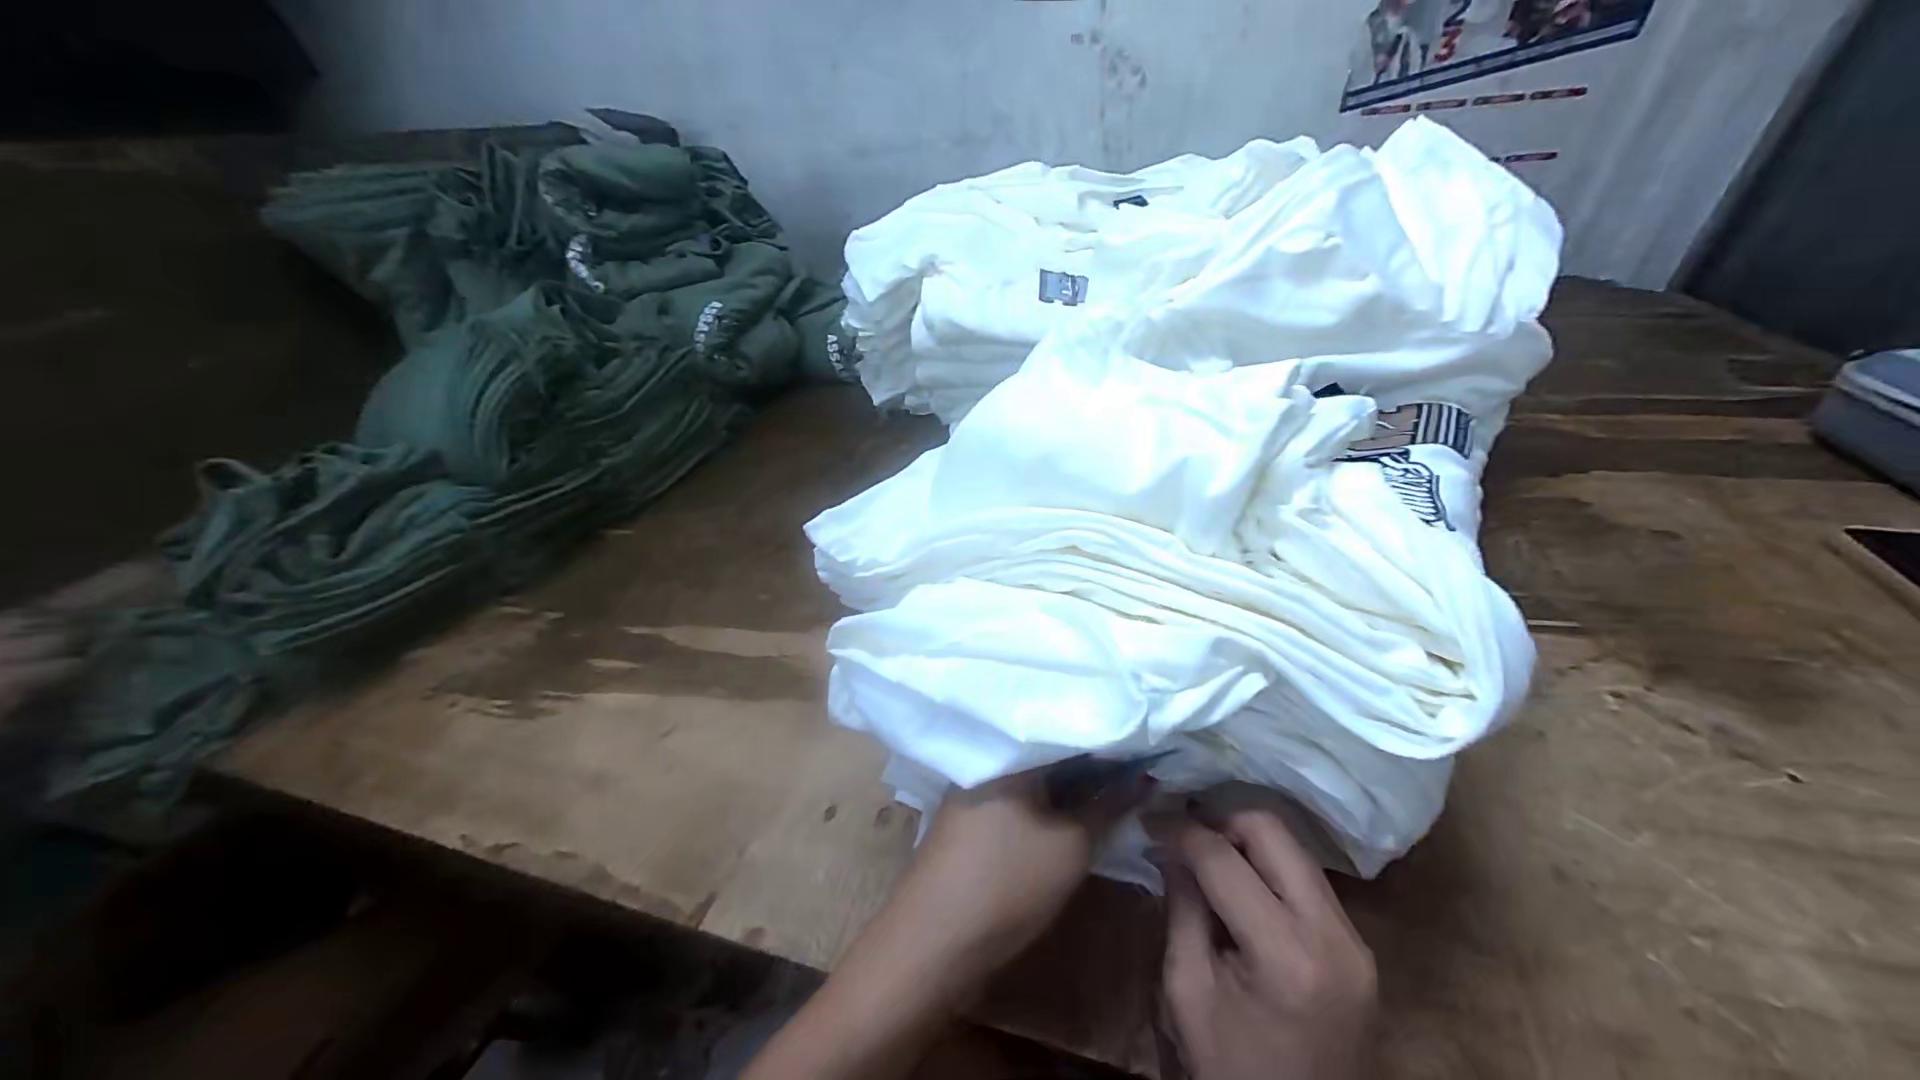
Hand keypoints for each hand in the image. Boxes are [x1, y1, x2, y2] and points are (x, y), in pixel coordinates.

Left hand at [742, 765, 1147, 1079]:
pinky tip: (1077, 807)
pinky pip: (1021, 794)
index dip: (1111, 735)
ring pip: (1037, 774)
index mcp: (1009, 751)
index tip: (1148, 741)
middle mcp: (988, 759)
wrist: (933, 942)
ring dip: (1074, 781)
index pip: (1068, 725)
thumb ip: (1110, 805)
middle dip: (1095, 759)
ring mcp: (976, 788)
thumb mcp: (1071, 845)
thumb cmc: (1007, 884)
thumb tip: (1146, 775)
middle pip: (1052, 749)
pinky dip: (1050, 799)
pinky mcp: (972, 816)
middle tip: (1141, 765)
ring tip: (1119, 783)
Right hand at [1161, 807, 1376, 1079]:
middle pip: (1273, 832)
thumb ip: (1182, 907)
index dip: (1180, 830)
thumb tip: (1170, 845)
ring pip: (1296, 848)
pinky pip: (1309, 878)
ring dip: (1246, 839)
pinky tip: (1240, 880)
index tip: (1150, 819)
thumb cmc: (1230, 1067)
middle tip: (1182, 830)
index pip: (1224, 859)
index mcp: (1286, 956)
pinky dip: (1269, 865)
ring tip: (1206, 852)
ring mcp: (1356, 941)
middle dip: (1220, 819)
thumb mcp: (1187, 988)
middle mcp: (1334, 936)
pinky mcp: (1360, 946)